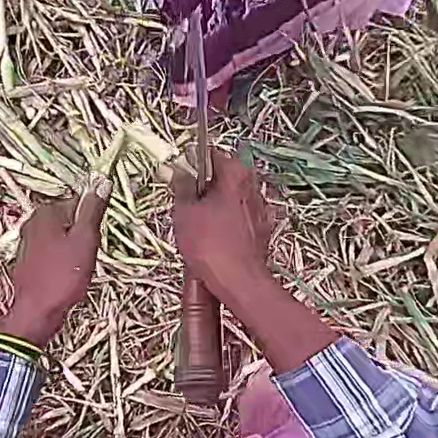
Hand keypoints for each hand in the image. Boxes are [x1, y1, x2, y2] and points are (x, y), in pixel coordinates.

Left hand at [0, 178, 109, 346]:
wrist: (36, 312)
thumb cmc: (62, 276)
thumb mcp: (85, 239)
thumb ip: (93, 209)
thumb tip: (102, 183)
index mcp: (45, 212)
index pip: (79, 204)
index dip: (92, 223)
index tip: (93, 241)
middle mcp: (32, 222)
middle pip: (70, 221)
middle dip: (82, 238)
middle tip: (86, 258)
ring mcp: (27, 242)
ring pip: (62, 239)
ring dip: (73, 252)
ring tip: (76, 269)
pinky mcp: (27, 260)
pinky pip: (53, 254)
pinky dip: (62, 263)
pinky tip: (65, 277)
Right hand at [170, 149, 273, 303]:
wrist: (238, 281)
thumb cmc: (211, 245)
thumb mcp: (185, 212)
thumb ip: (181, 186)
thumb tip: (176, 170)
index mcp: (235, 174)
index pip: (209, 156)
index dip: (189, 166)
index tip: (176, 178)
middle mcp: (252, 187)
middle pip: (221, 177)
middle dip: (201, 188)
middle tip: (182, 204)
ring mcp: (259, 209)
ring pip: (229, 198)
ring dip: (213, 206)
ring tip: (195, 225)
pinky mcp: (261, 229)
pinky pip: (237, 217)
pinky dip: (224, 222)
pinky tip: (212, 238)